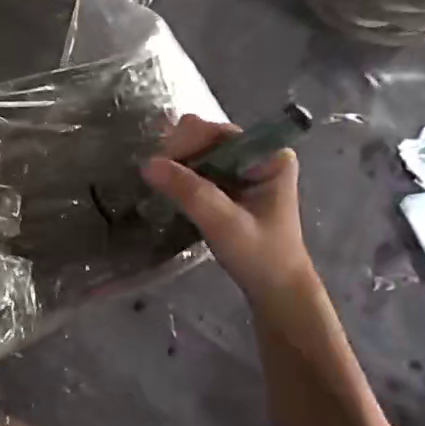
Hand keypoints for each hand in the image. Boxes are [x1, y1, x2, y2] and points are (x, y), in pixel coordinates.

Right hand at [141, 115, 316, 306]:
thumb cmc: (260, 257)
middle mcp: (257, 156)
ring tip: (155, 181)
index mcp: (269, 157)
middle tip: (154, 174)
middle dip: (179, 152)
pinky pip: (200, 171)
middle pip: (208, 139)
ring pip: (200, 154)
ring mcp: (243, 172)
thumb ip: (189, 191)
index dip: (188, 141)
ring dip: (177, 165)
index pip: (220, 133)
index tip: (159, 161)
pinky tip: (165, 187)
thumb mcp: (224, 223)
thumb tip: (148, 164)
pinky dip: (181, 177)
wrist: (276, 292)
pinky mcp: (230, 188)